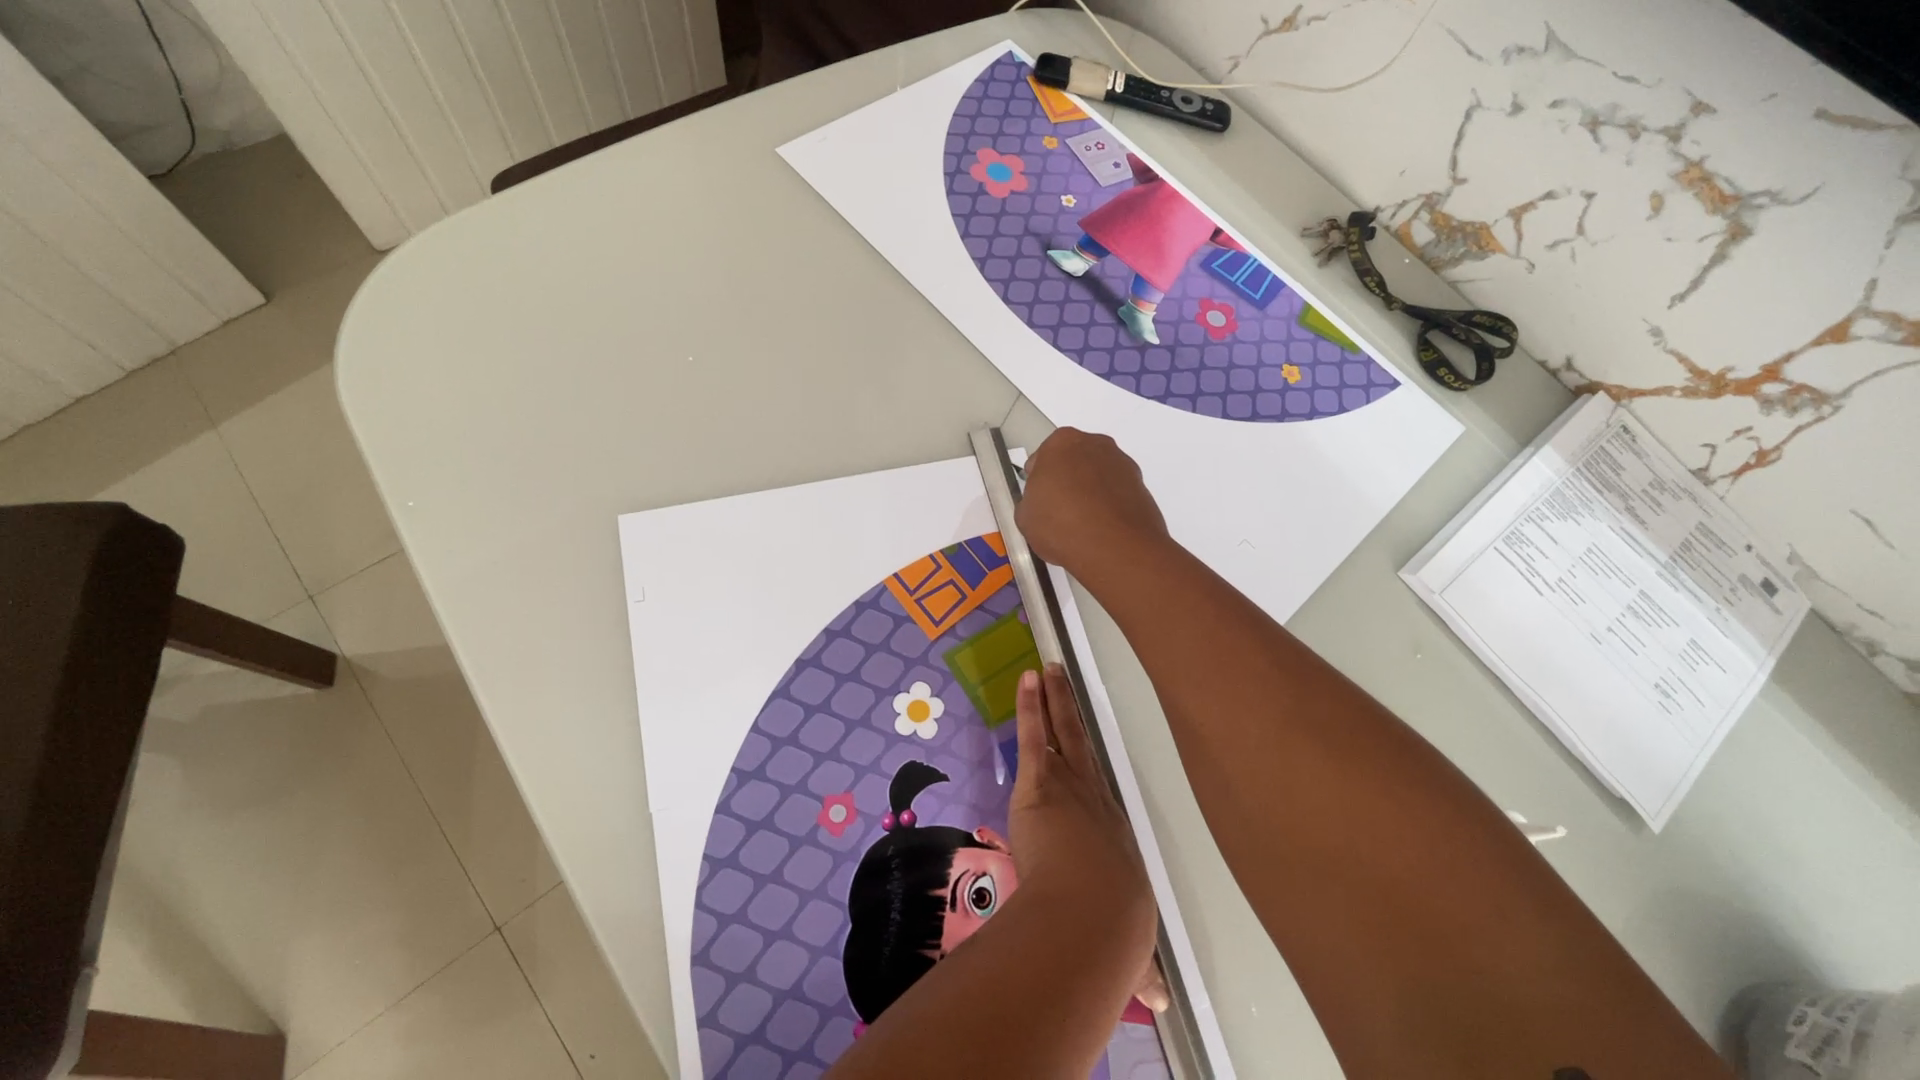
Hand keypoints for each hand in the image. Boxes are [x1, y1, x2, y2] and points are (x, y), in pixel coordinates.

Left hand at [1008, 664, 1162, 1007]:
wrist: (1094, 915)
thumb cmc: (1114, 930)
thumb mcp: (1127, 949)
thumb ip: (1138, 968)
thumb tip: (1161, 1001)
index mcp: (1112, 835)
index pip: (1098, 794)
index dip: (1089, 771)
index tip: (1084, 753)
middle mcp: (1095, 801)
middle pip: (1083, 746)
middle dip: (1071, 712)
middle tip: (1064, 679)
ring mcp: (1069, 787)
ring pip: (1060, 733)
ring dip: (1051, 700)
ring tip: (1045, 668)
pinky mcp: (1041, 784)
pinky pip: (1034, 737)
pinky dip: (1030, 707)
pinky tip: (1026, 680)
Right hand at [1017, 428, 1169, 581]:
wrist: (1114, 547)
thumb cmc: (1061, 524)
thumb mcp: (1025, 516)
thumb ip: (1032, 502)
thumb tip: (1041, 507)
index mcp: (1062, 442)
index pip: (1043, 457)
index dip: (1038, 480)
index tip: (1038, 499)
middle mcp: (1096, 445)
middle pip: (1075, 461)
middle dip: (1068, 481)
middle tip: (1059, 511)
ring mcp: (1123, 465)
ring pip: (1099, 476)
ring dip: (1091, 493)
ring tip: (1082, 525)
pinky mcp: (1142, 488)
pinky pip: (1118, 494)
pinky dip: (1110, 507)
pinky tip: (1101, 530)